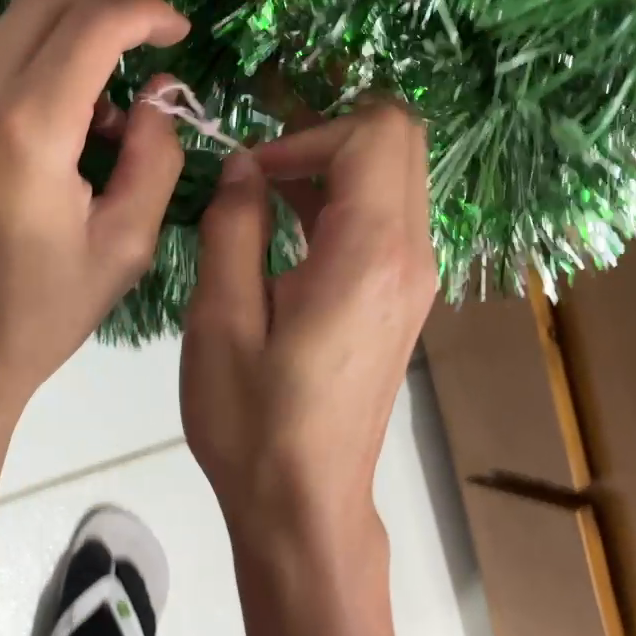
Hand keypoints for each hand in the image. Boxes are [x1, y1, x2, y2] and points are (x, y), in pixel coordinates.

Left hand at [0, 0, 190, 470]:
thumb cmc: (33, 322)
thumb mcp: (121, 249)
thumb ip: (153, 158)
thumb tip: (157, 93)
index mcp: (24, 134)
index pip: (92, 26)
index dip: (143, 13)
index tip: (174, 31)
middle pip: (39, 9)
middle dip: (101, 13)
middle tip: (139, 51)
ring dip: (52, 57)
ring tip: (81, 126)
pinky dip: (6, 87)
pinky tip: (23, 146)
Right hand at [180, 103, 435, 538]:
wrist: (304, 504)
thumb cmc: (253, 422)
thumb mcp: (220, 321)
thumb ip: (232, 228)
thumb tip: (242, 167)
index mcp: (368, 256)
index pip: (370, 135)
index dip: (303, 134)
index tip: (248, 174)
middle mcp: (410, 256)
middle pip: (399, 139)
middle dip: (327, 132)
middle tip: (261, 164)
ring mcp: (414, 278)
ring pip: (396, 174)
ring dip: (334, 164)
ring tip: (264, 188)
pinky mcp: (403, 298)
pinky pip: (386, 217)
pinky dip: (342, 200)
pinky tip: (286, 227)